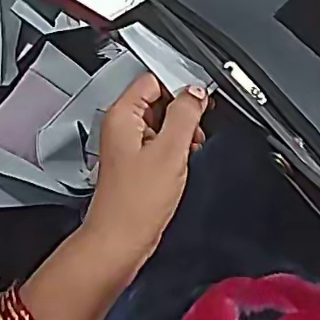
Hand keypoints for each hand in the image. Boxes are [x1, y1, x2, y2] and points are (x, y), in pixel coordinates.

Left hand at [79, 74, 206, 272]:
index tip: (199, 99)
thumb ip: (185, 115)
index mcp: (122, 114)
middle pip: (157, 98)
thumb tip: (195, 92)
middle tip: (195, 128)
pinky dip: (173, 147)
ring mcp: (126, 144)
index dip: (178, 85)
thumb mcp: (170, 151)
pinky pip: (157, 141)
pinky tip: (180, 161)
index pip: (152, 79)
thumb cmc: (135, 202)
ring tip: (188, 148)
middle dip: (181, 110)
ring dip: (179, 130)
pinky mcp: (135, 161)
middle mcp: (120, 125)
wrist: (120, 240)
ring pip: (159, 121)